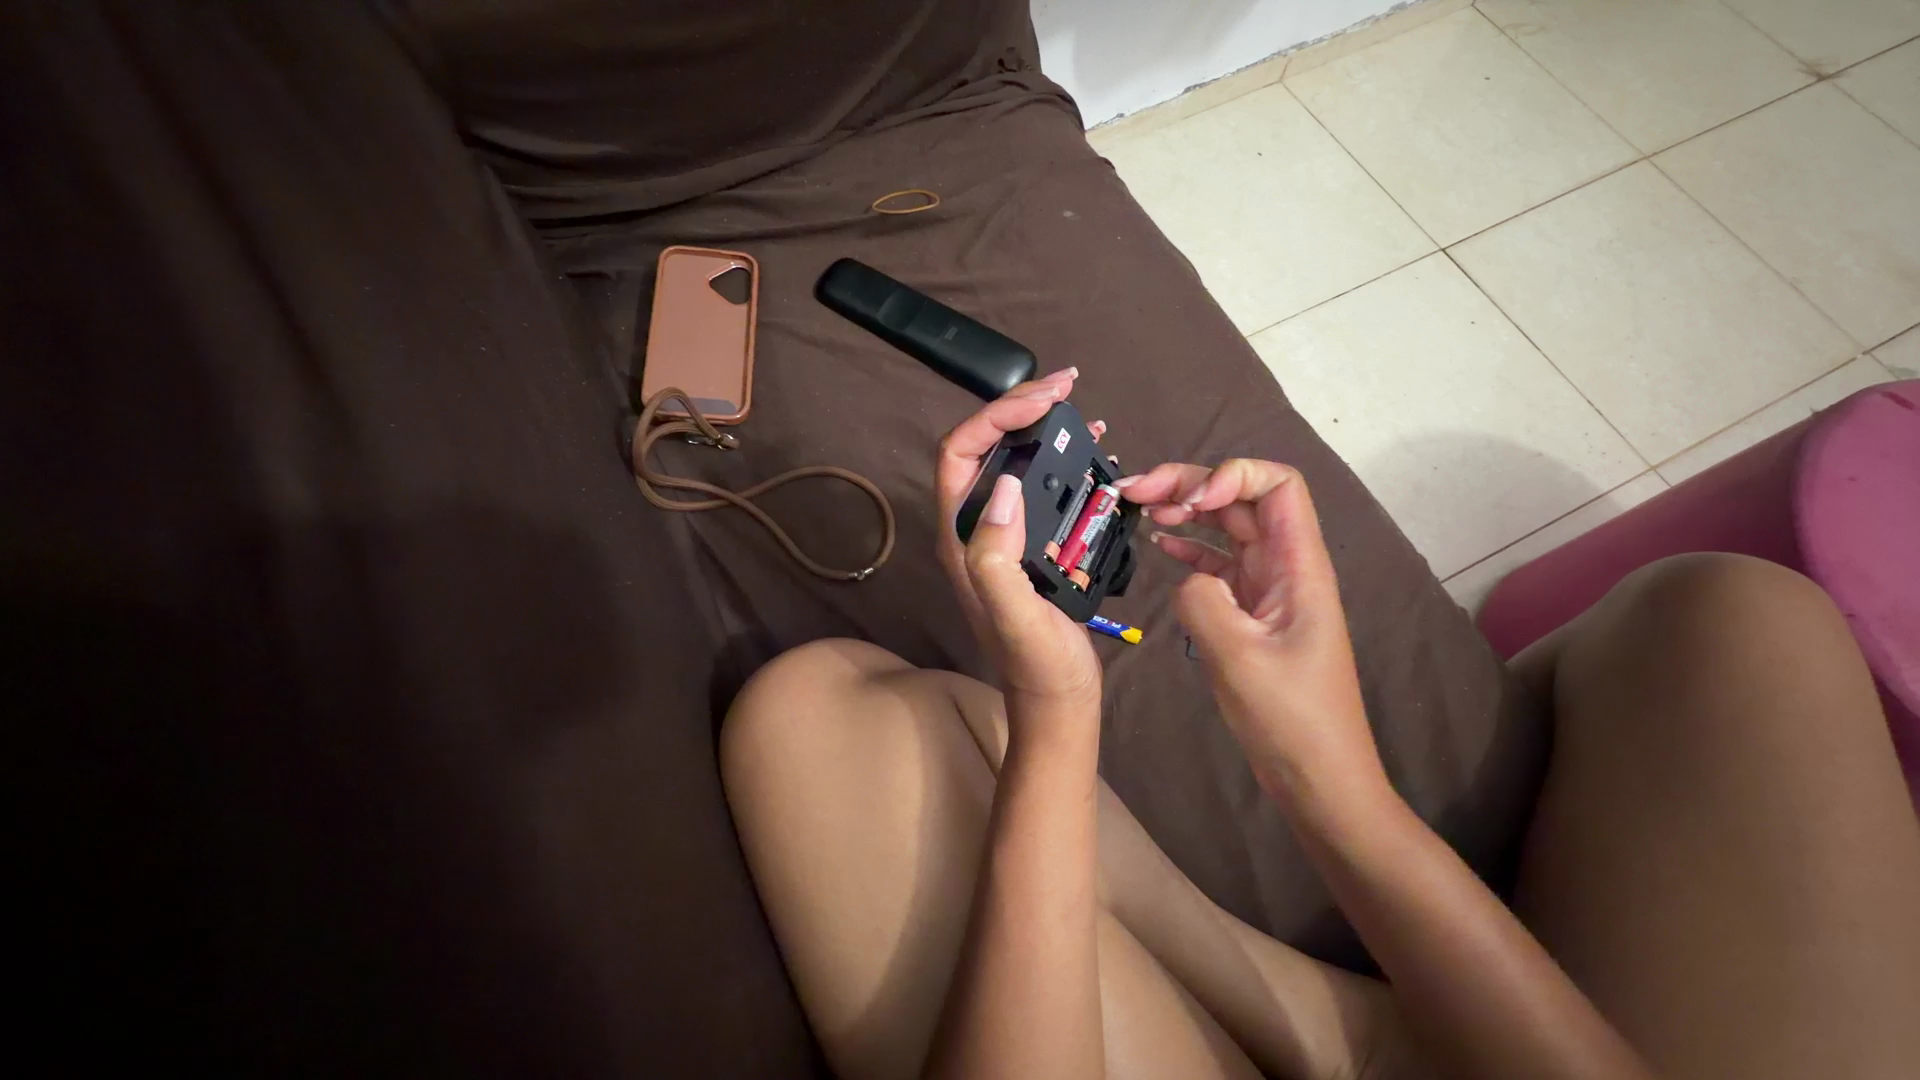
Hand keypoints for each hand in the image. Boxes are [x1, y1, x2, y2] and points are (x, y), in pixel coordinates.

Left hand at [936, 369, 1106, 715]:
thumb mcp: (1015, 614)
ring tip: (1080, 410)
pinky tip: (1091, 453)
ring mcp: (1004, 536)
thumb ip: (997, 555)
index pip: (959, 455)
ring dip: (1041, 430)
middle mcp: (976, 529)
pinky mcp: (1031, 544)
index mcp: (962, 538)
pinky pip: (1040, 489)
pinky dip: (1062, 462)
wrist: (1058, 698)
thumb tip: (1004, 485)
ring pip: (1013, 464)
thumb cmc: (1036, 664)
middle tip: (1065, 385)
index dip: (994, 417)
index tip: (1042, 399)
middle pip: (984, 449)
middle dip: (1019, 409)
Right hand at [1118, 460, 1386, 806]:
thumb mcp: (1239, 656)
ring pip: (1226, 529)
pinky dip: (1187, 548)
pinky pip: (1217, 564)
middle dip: (1191, 483)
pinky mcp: (1251, 614)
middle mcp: (1285, 567)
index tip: (1189, 504)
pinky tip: (1158, 546)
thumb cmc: (1290, 717)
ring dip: (1184, 511)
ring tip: (1139, 510)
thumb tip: (1187, 576)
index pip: (1278, 485)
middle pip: (1242, 499)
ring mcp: (1267, 590)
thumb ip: (1203, 601)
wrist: (1318, 776)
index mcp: (1298, 566)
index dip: (1232, 476)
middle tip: (1135, 491)